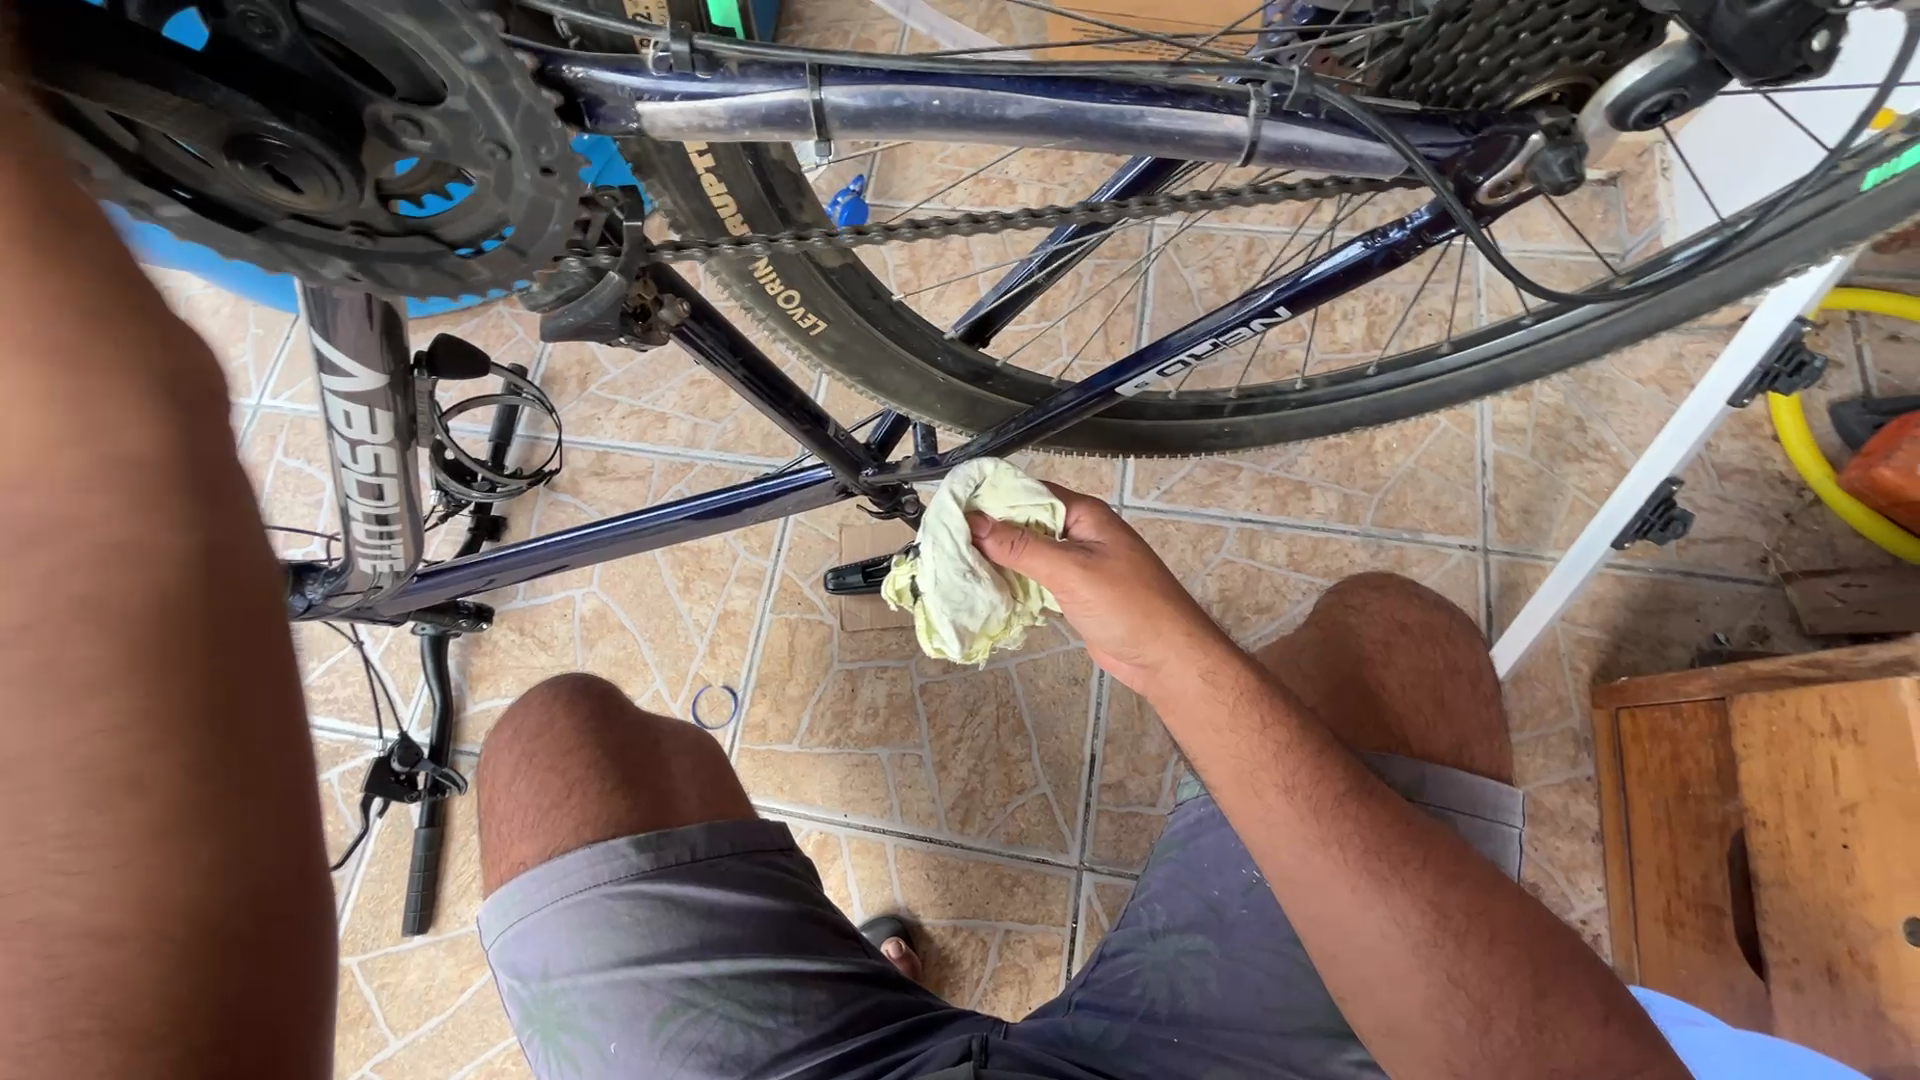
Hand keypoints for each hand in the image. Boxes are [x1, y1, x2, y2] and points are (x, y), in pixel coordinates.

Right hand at [968, 483, 1234, 697]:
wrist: (1166, 658)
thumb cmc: (1128, 607)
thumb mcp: (1071, 571)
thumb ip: (1021, 547)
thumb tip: (974, 522)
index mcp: (1083, 514)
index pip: (1028, 492)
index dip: (989, 498)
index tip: (950, 508)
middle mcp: (1078, 533)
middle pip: (1023, 522)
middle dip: (987, 530)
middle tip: (944, 540)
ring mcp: (1075, 563)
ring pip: (1026, 552)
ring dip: (996, 558)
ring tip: (954, 563)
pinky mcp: (1072, 591)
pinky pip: (1034, 578)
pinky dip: (1011, 581)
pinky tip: (984, 587)